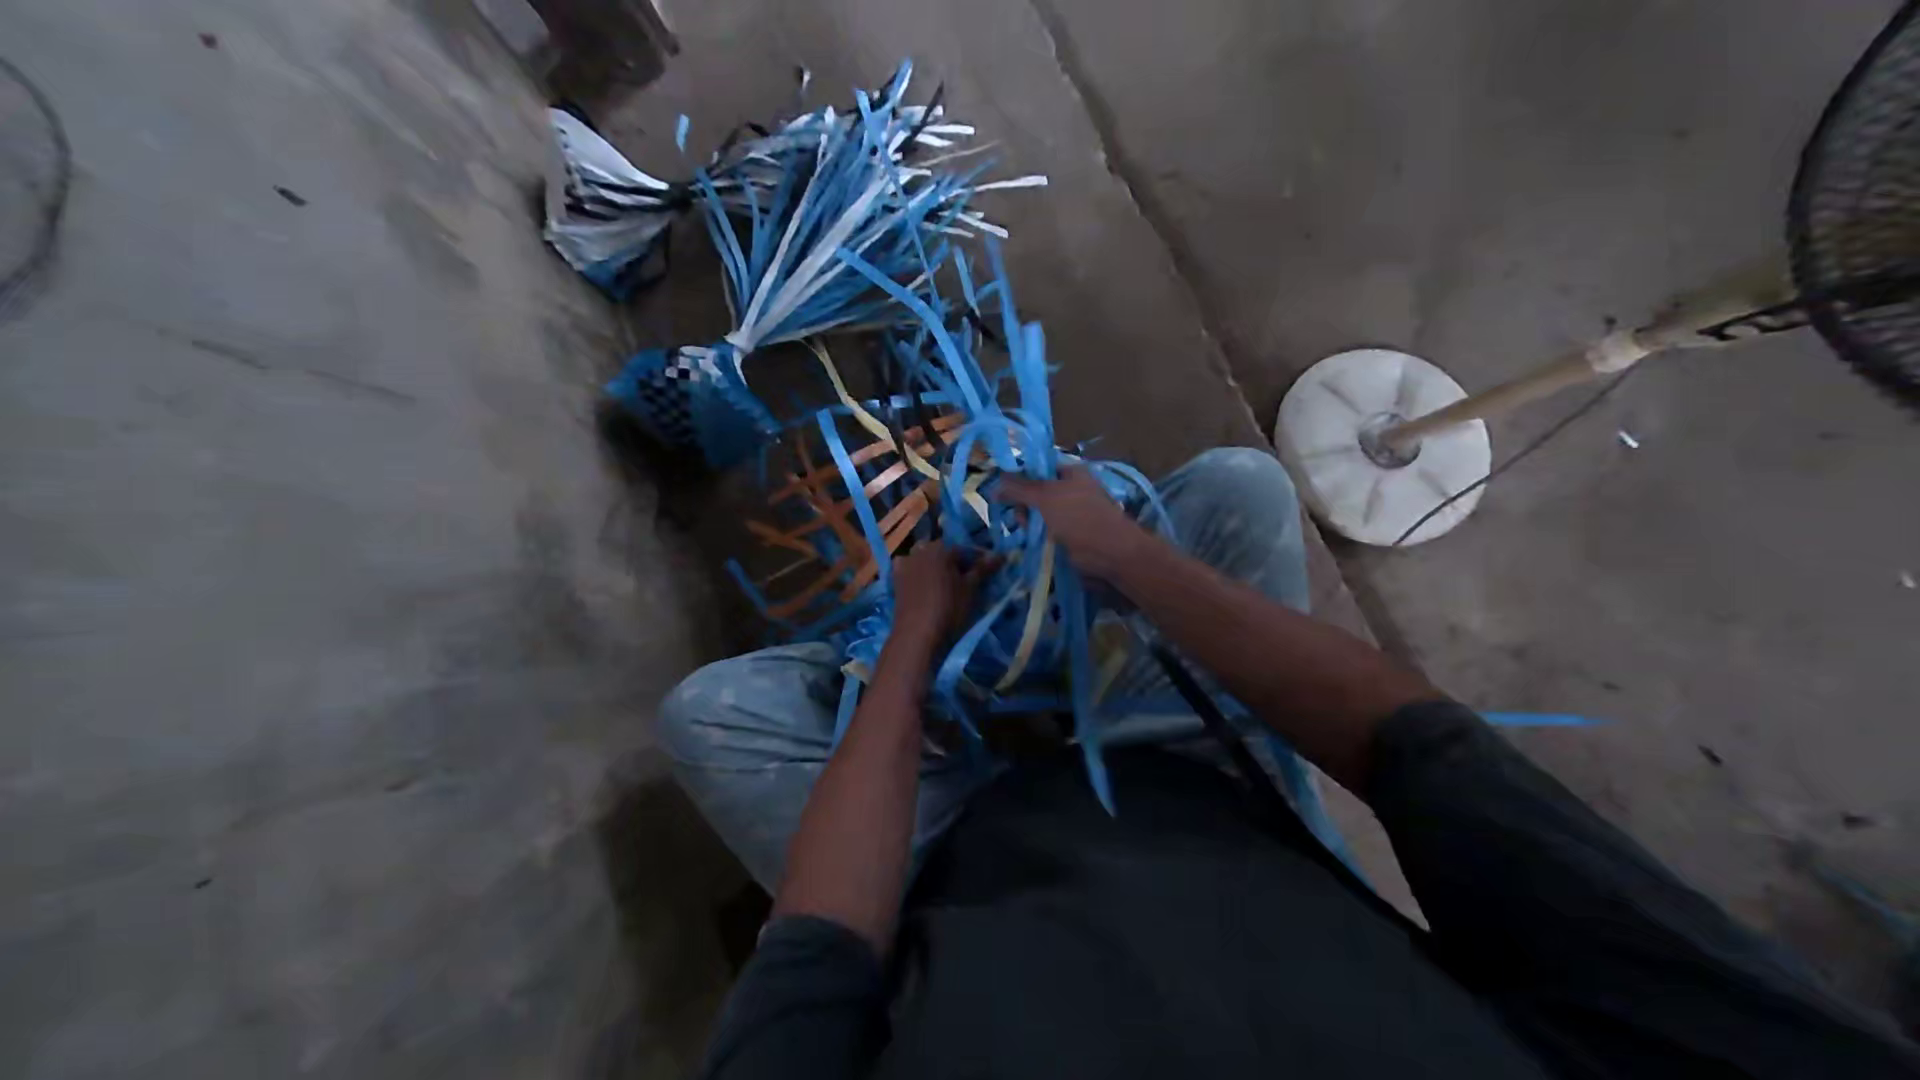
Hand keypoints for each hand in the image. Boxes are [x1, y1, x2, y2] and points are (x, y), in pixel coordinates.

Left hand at [890, 541, 982, 644]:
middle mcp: (920, 550)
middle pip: (944, 553)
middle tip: (969, 580)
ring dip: (937, 568)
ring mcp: (905, 564)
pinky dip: (919, 575)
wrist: (916, 634)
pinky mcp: (895, 580)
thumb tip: (1000, 554)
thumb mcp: (971, 588)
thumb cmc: (948, 608)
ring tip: (948, 584)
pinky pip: (912, 571)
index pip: (965, 550)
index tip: (988, 572)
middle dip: (956, 563)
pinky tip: (926, 586)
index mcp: (940, 548)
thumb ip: (984, 569)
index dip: (978, 561)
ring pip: (926, 561)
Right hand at [997, 467, 1152, 580]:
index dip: (1020, 475)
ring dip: (1029, 522)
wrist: (1110, 553)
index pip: (1039, 467)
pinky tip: (1031, 541)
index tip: (1003, 489)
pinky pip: (1046, 531)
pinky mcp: (1071, 534)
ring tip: (1026, 531)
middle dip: (1024, 503)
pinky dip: (1037, 536)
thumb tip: (995, 484)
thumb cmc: (1079, 517)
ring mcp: (1073, 513)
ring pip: (1039, 513)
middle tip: (1020, 516)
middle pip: (1036, 491)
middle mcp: (1073, 490)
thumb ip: (1019, 488)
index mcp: (1072, 472)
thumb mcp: (1045, 496)